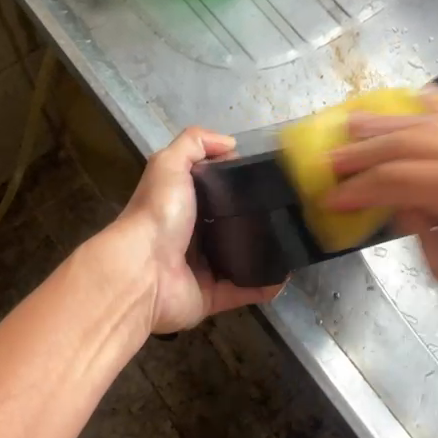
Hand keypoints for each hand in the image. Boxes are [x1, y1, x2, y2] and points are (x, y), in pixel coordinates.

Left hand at [107, 127, 282, 334]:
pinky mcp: (211, 295)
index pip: (212, 189)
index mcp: (181, 203)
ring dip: (263, 252)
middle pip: (227, 223)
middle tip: (287, 209)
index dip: (236, 181)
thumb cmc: (158, 213)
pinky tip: (287, 274)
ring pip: (239, 257)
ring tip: (293, 240)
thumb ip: (194, 143)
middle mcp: (190, 234)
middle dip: (253, 217)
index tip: (268, 176)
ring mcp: (200, 267)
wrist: (143, 271)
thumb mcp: (170, 164)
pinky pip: (243, 289)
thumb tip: (230, 143)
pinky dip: (265, 285)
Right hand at [328, 103, 437, 345]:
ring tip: (363, 118)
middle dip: (370, 148)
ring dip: (398, 122)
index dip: (361, 186)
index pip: (400, 176)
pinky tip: (424, 98)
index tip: (333, 194)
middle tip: (337, 153)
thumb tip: (396, 199)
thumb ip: (416, 221)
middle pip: (416, 140)